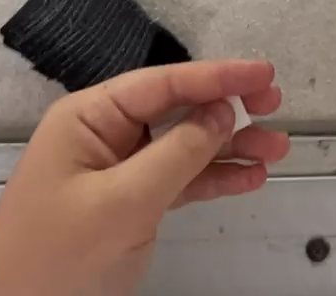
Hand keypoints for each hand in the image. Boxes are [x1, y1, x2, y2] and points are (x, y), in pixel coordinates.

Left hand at [0, 59, 289, 295]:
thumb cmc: (57, 263)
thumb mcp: (121, 204)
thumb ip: (177, 152)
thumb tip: (223, 110)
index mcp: (89, 118)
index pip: (164, 83)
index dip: (218, 75)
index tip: (265, 72)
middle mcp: (104, 135)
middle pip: (178, 110)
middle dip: (229, 108)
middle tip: (277, 105)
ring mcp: (116, 172)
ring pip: (185, 147)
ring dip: (231, 148)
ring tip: (278, 150)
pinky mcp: (127, 207)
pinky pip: (179, 182)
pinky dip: (213, 180)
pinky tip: (249, 178)